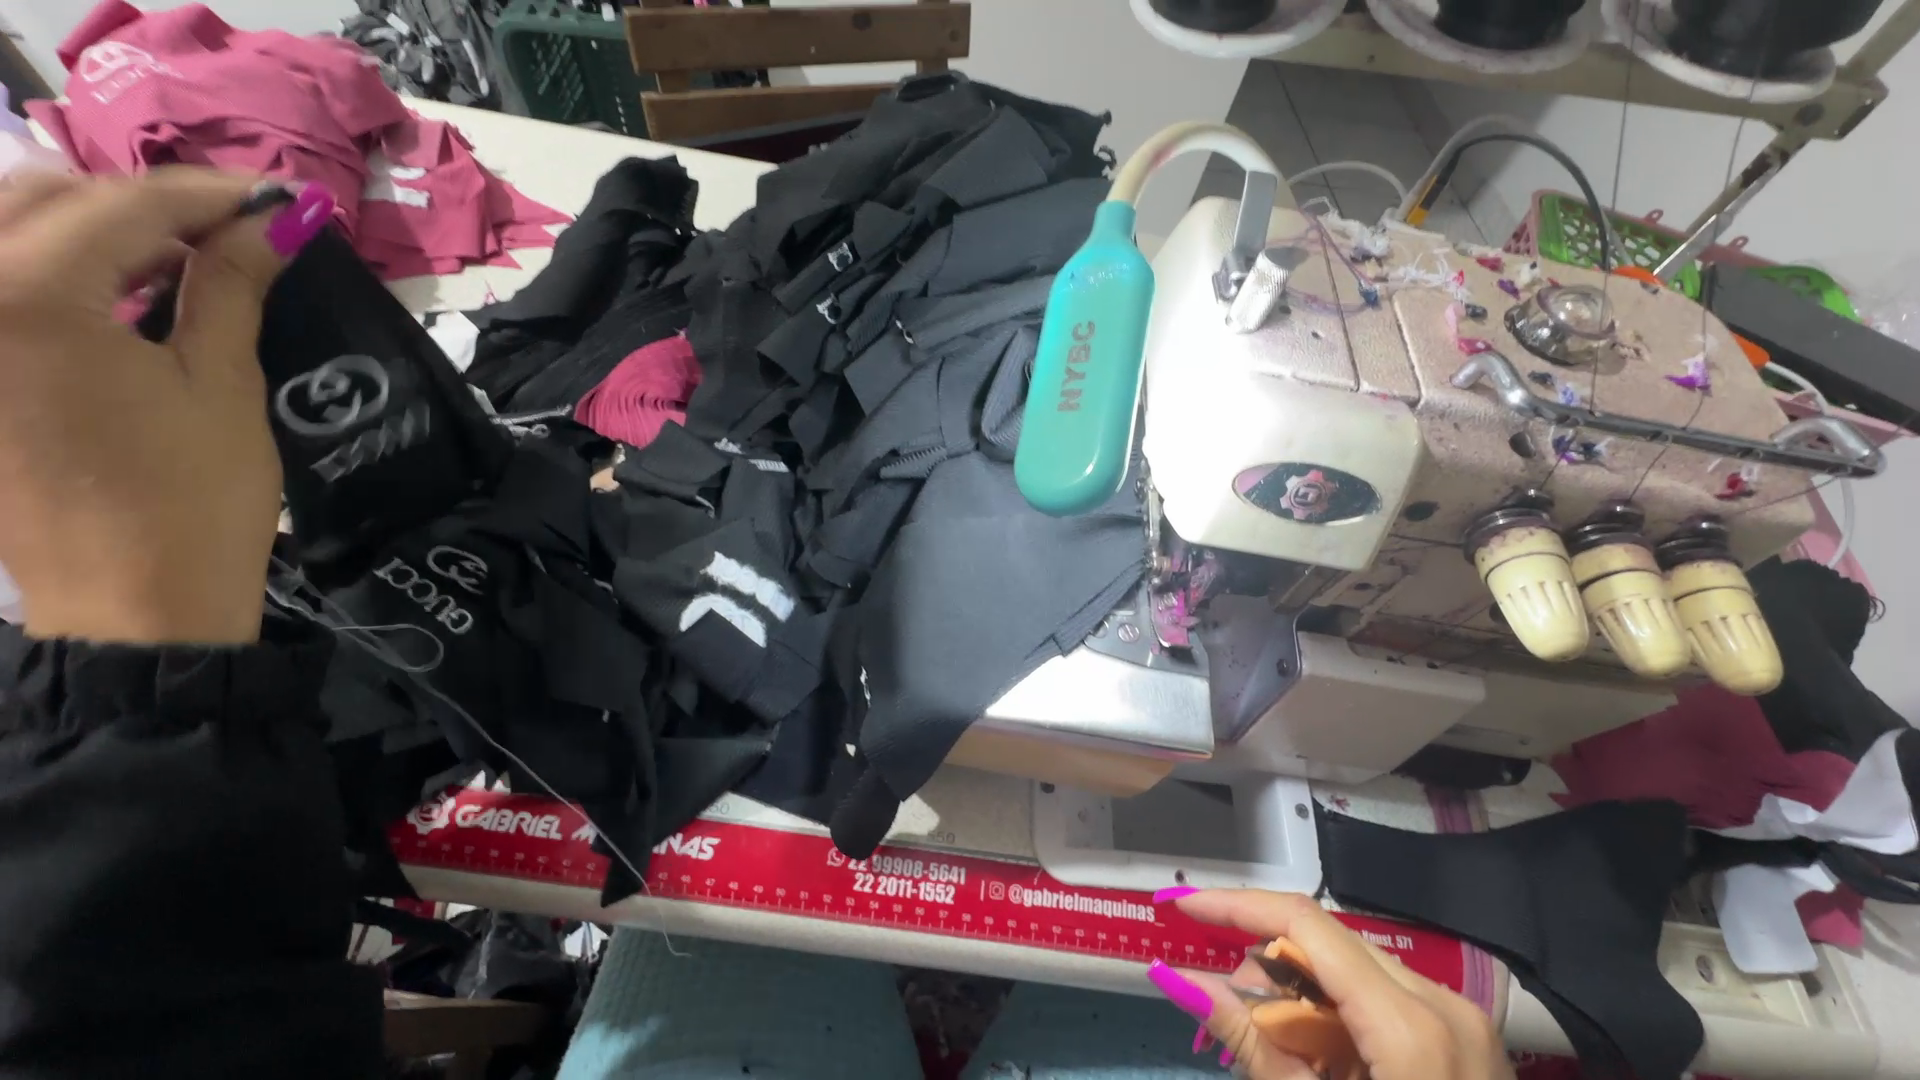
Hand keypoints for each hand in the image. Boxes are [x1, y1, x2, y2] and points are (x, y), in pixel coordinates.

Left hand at [0, 169, 332, 643]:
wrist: (135, 599)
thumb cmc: (198, 498)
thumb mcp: (224, 385)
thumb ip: (232, 288)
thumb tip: (276, 223)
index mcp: (26, 297)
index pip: (122, 205)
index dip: (210, 195)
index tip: (280, 199)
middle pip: (39, 195)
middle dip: (143, 202)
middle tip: (233, 231)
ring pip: (0, 229)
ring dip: (92, 228)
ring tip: (180, 259)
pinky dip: (52, 269)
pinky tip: (120, 294)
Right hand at [1147, 889, 1516, 1079]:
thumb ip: (1251, 1041)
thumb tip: (1180, 979)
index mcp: (1409, 1024)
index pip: (1303, 922)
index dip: (1236, 905)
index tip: (1183, 906)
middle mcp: (1441, 1001)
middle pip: (1325, 941)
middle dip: (1265, 959)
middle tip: (1228, 1007)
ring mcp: (1462, 1019)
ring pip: (1351, 963)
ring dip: (1299, 985)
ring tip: (1277, 1045)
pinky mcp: (1468, 1038)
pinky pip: (1382, 993)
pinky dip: (1336, 1009)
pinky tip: (1320, 1054)